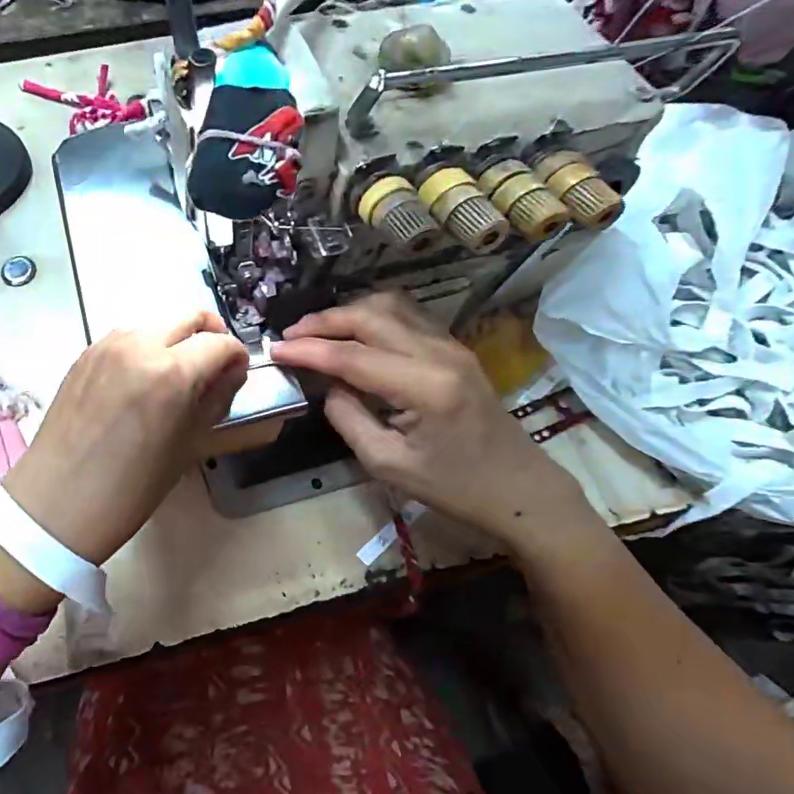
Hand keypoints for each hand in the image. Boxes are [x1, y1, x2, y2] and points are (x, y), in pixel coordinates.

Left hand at [0, 312, 247, 564]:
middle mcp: (138, 346)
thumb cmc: (131, 488)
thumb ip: (214, 400)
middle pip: (188, 318)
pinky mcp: (84, 355)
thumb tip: (230, 374)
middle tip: (215, 365)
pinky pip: (126, 338)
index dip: (237, 357)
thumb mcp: (187, 447)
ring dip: (176, 340)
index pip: (220, 343)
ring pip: (156, 324)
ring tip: (177, 375)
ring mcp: (106, 346)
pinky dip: (145, 349)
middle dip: (210, 335)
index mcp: (170, 372)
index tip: (238, 374)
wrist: (57, 503)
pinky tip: (142, 382)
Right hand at [269, 294, 588, 539]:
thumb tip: (327, 384)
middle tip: (290, 335)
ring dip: (348, 313)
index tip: (275, 349)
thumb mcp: (388, 464)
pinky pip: (407, 316)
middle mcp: (439, 353)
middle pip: (371, 317)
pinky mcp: (455, 348)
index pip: (353, 356)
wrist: (518, 487)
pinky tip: (353, 332)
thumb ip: (349, 417)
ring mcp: (451, 345)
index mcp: (425, 387)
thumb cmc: (454, 487)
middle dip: (324, 321)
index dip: (309, 350)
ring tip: (317, 331)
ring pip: (390, 307)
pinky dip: (372, 317)